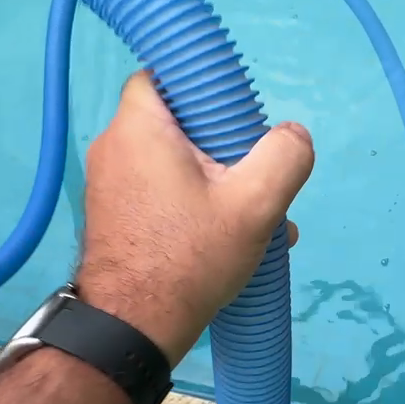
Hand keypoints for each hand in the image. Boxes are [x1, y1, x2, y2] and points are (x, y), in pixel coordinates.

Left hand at [76, 72, 313, 358]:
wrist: (134, 328)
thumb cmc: (191, 256)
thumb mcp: (255, 204)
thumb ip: (285, 157)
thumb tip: (294, 135)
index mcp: (140, 128)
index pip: (162, 75)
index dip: (202, 86)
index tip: (237, 116)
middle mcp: (114, 148)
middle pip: (179, 125)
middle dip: (226, 147)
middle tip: (257, 178)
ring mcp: (110, 186)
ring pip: (175, 164)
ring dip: (218, 183)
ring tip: (257, 220)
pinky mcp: (116, 217)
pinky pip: (162, 193)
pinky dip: (195, 204)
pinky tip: (230, 239)